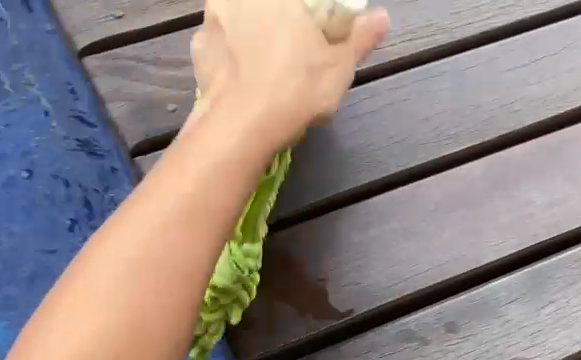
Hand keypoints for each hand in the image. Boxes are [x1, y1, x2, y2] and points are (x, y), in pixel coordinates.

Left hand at [190, 0, 390, 152]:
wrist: (242, 126)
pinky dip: (230, 57)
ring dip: (249, 34)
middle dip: (278, 21)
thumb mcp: (339, 68)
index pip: (300, 4)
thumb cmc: (297, 89)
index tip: (315, 35)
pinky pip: (218, 43)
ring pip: (237, 17)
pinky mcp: (198, 47)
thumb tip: (382, 16)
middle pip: (265, 6)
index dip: (309, 17)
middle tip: (292, 49)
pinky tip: (243, 79)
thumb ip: (359, 38)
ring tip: (265, 67)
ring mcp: (213, 16)